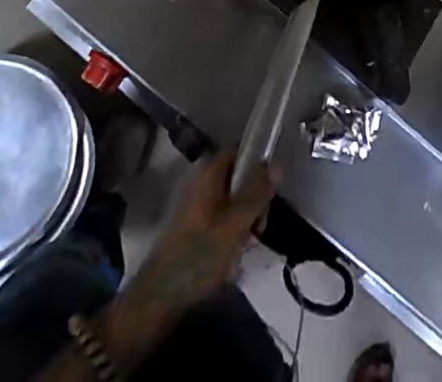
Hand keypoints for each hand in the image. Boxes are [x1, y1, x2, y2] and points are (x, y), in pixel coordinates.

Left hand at [123, 151, 276, 317]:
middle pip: (238, 176)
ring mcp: (199, 204)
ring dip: (247, 218)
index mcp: (208, 174)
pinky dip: (235, 230)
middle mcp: (202, 183)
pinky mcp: (198, 224)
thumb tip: (276, 163)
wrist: (164, 291)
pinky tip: (236, 252)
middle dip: (255, 198)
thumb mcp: (235, 223)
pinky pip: (225, 217)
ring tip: (248, 243)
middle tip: (260, 227)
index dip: (257, 162)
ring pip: (234, 199)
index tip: (271, 188)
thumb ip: (256, 193)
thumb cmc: (201, 253)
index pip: (237, 151)